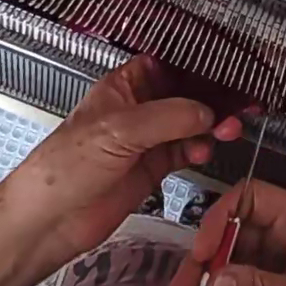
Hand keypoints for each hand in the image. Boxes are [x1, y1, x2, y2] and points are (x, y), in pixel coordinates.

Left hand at [1, 55, 241, 266]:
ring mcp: (145, 140)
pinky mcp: (152, 168)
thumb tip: (204, 110)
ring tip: (225, 130)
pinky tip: (203, 150)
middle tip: (235, 105)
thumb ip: (166, 117)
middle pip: (184, 95)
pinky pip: (185, 151)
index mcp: (122, 86)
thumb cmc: (63, 166)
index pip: (166, 66)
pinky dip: (199, 149)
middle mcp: (136, 110)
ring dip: (210, 125)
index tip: (223, 71)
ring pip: (189, 124)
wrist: (51, 220)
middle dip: (210, 99)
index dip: (194, 67)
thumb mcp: (118, 130)